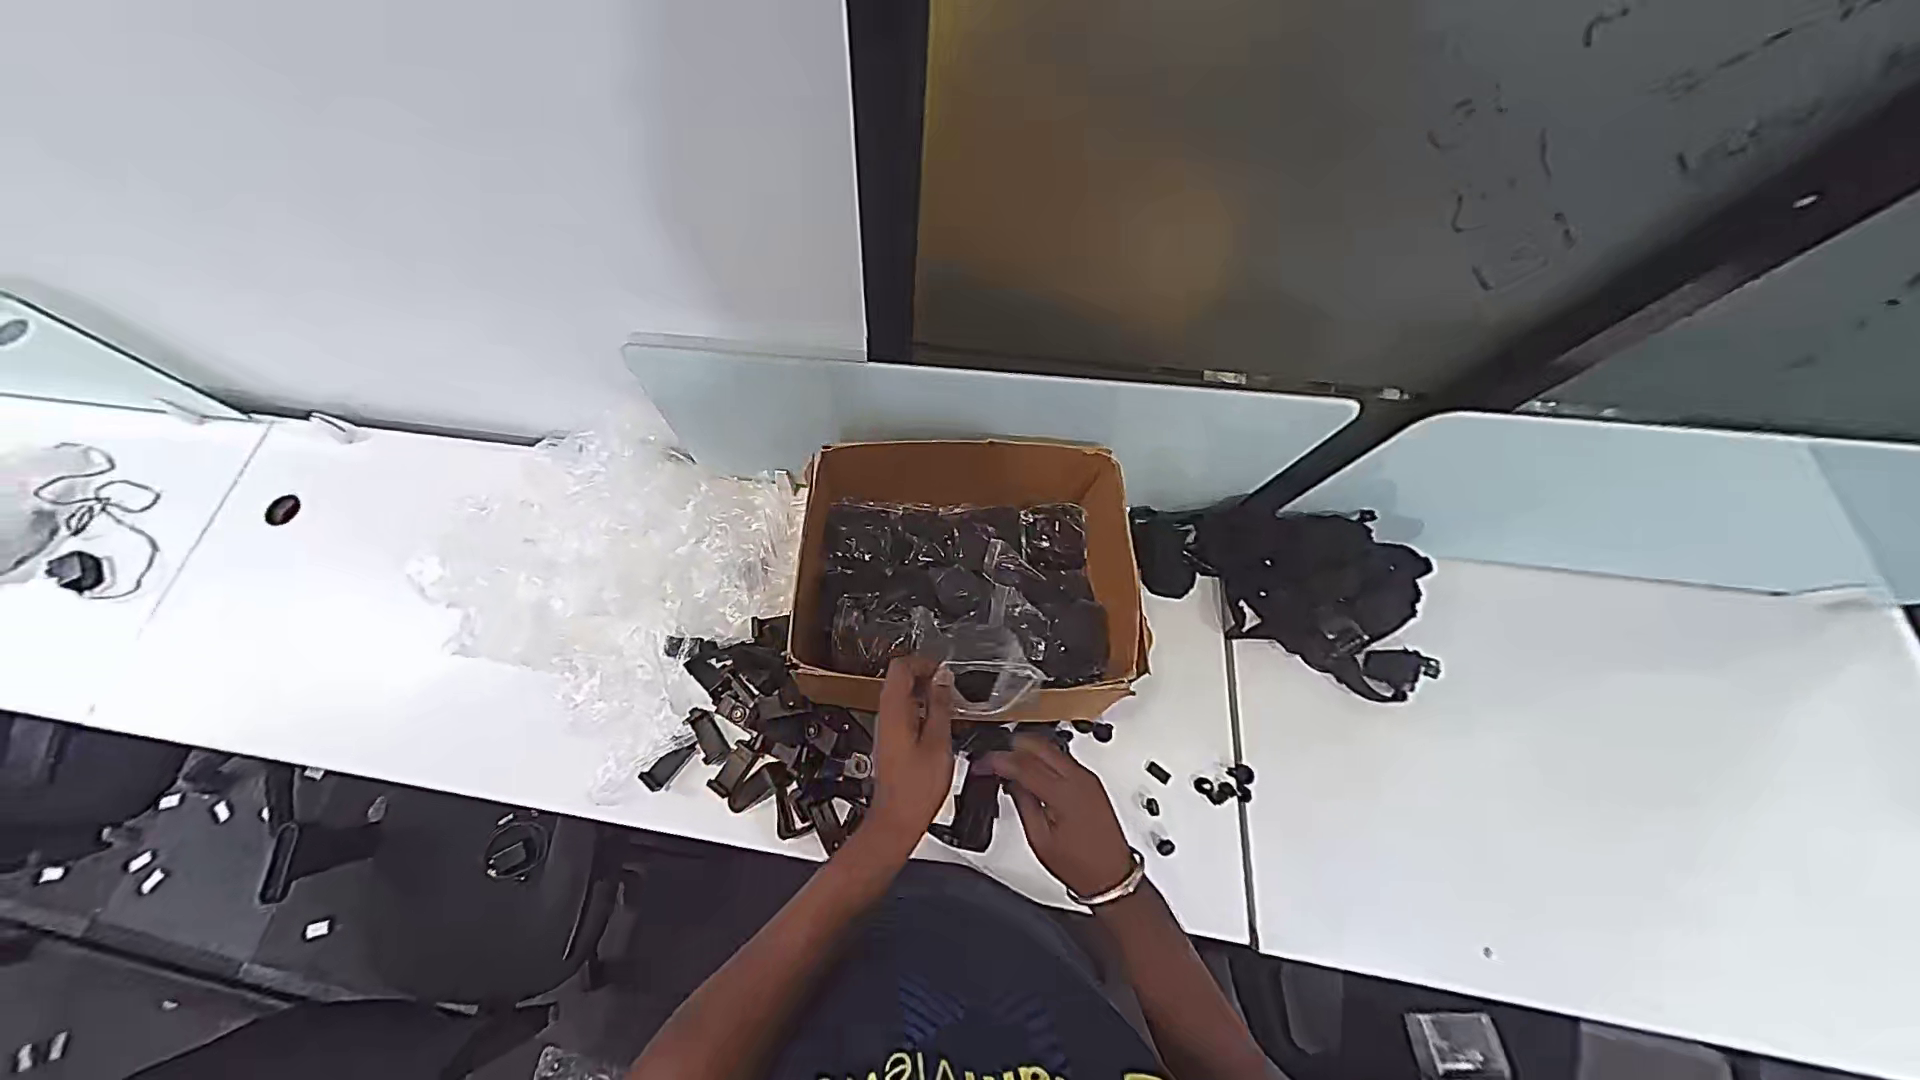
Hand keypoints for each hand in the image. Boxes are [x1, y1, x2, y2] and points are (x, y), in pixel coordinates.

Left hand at [866, 655, 956, 845]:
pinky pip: (905, 712)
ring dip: (926, 694)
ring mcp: (887, 727)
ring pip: (903, 695)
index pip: (900, 666)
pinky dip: (923, 710)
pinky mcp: (892, 739)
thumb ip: (941, 705)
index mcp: (894, 710)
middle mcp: (885, 715)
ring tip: (949, 705)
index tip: (944, 671)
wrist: (897, 819)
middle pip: (900, 678)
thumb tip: (944, 679)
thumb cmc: (916, 788)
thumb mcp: (938, 741)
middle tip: (950, 688)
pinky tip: (939, 725)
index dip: (924, 662)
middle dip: (927, 676)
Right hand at [981, 732, 1133, 897]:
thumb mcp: (1039, 839)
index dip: (997, 760)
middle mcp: (1078, 778)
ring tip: (1008, 766)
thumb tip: (1009, 780)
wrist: (1112, 876)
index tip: (983, 763)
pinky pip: (1061, 757)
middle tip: (993, 759)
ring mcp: (1087, 777)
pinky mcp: (1090, 780)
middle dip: (1011, 747)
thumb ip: (1023, 803)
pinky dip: (1042, 758)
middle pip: (1038, 744)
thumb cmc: (1081, 865)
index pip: (1023, 763)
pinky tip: (1030, 771)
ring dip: (1027, 750)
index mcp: (1064, 793)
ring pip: (1050, 747)